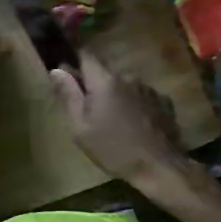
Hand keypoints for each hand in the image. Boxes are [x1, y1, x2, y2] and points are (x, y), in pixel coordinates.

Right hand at [49, 52, 190, 183]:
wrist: (159, 167)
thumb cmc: (113, 149)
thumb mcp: (80, 128)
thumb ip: (68, 95)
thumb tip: (56, 70)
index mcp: (105, 81)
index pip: (86, 54)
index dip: (75, 60)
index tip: (69, 73)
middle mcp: (128, 77)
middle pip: (105, 72)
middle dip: (95, 85)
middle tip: (91, 111)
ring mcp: (149, 88)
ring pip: (125, 85)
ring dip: (117, 96)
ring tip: (116, 122)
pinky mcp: (164, 101)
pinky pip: (142, 97)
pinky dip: (135, 105)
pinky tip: (136, 126)